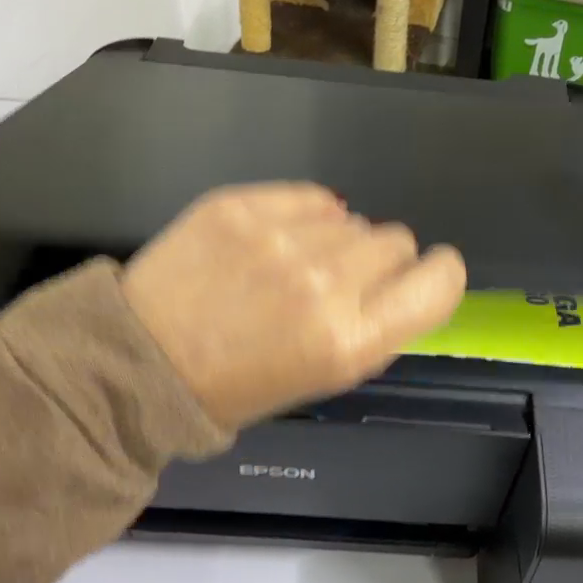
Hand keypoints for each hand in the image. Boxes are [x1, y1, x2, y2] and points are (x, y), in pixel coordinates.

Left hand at [120, 183, 466, 430]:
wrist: (142, 362)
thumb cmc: (240, 385)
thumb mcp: (326, 378)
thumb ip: (377, 327)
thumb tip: (402, 278)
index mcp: (352, 340)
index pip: (440, 281)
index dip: (439, 274)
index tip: (425, 275)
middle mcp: (325, 285)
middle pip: (396, 240)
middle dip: (379, 260)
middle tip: (337, 283)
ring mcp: (282, 240)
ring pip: (353, 218)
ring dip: (336, 240)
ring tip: (291, 267)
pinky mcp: (243, 206)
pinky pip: (310, 197)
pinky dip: (303, 216)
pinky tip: (273, 241)